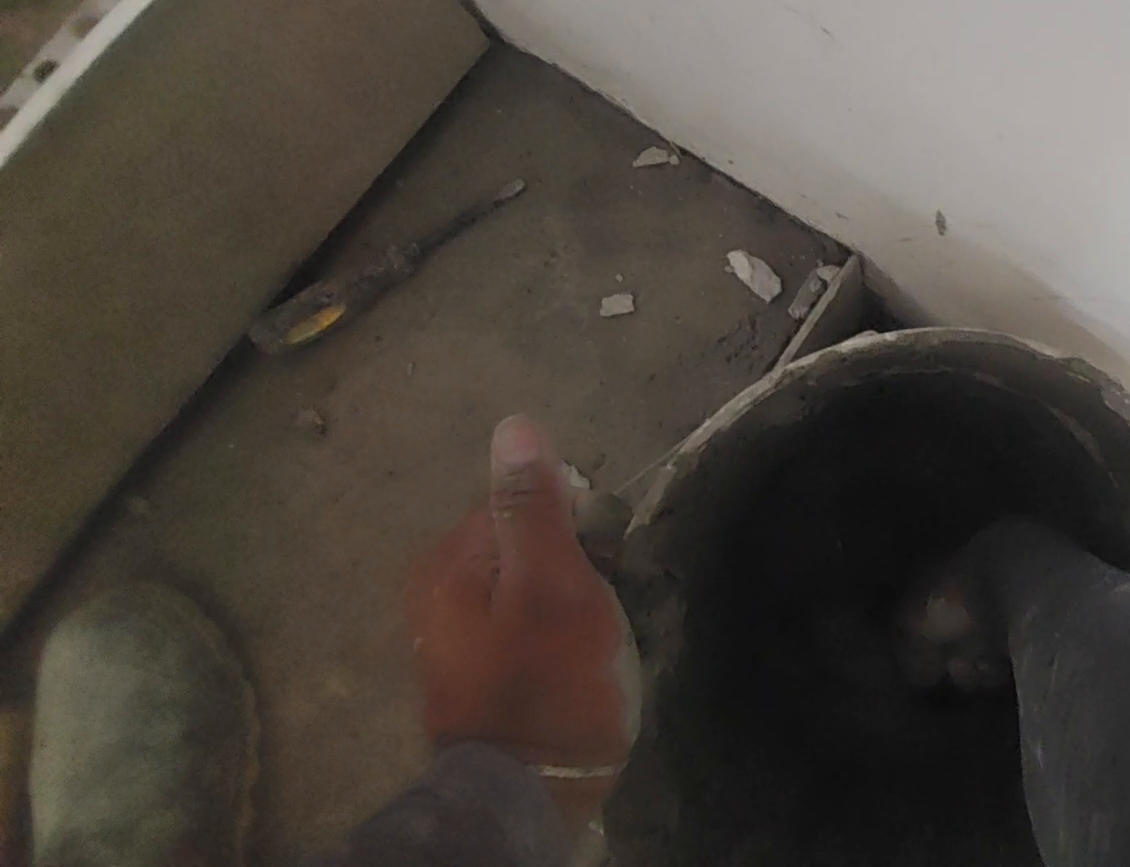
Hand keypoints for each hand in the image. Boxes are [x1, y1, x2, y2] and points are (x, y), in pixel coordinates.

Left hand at [406, 415, 641, 825]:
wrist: (536, 788)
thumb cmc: (552, 678)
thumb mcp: (554, 584)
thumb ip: (534, 507)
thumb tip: (515, 425)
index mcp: (452, 562)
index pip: (523, 495)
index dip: (576, 515)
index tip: (602, 553)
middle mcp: (443, 586)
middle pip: (528, 530)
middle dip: (577, 548)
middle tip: (600, 591)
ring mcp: (461, 624)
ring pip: (534, 566)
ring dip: (574, 580)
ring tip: (594, 620)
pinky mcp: (484, 653)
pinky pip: (529, 602)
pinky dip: (561, 609)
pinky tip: (578, 638)